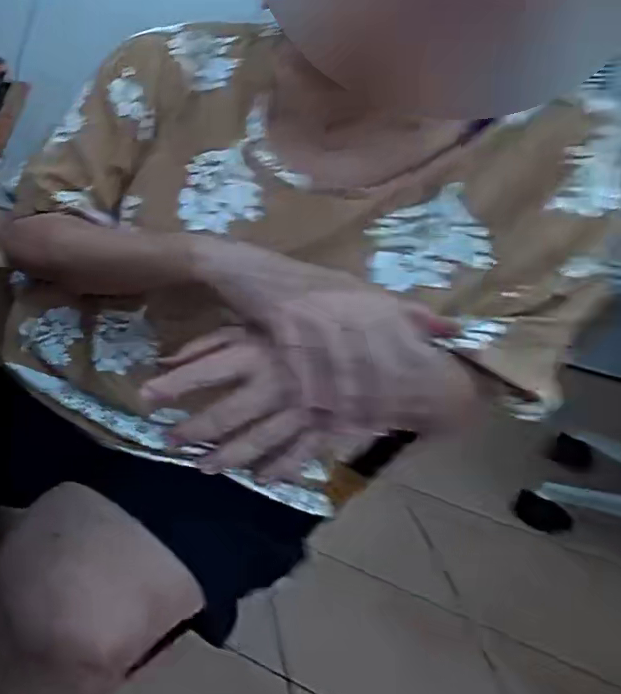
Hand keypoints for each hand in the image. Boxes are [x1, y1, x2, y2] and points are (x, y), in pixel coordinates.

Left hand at [141, 327, 340, 482]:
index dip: (171, 386)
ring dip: (229, 456)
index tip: (144, 397)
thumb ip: (210, 342)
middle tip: (167, 439)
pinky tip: (262, 479)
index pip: (202, 372)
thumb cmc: (320, 327)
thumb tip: (165, 357)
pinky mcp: (334, 429)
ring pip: (260, 440)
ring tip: (203, 466)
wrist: (404, 348)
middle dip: (195, 430)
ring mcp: (308, 412)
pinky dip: (282, 468)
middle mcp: (278, 386)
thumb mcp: (257, 324)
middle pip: (228, 414)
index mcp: (257, 354)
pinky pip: (303, 453)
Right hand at [189, 240, 460, 428]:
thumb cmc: (296, 280)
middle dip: (381, 398)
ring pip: (342, 365)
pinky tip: (313, 406)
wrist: (240, 265)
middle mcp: (353, 308)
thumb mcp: (352, 288)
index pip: (409, 350)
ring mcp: (317, 313)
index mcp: (376, 303)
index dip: (414, 384)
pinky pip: (302, 359)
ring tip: (350, 425)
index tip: (420, 413)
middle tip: (381, 427)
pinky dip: (310, 385)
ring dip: (347, 398)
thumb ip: (400, 311)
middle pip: (377, 363)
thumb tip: (453, 331)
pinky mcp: (283, 319)